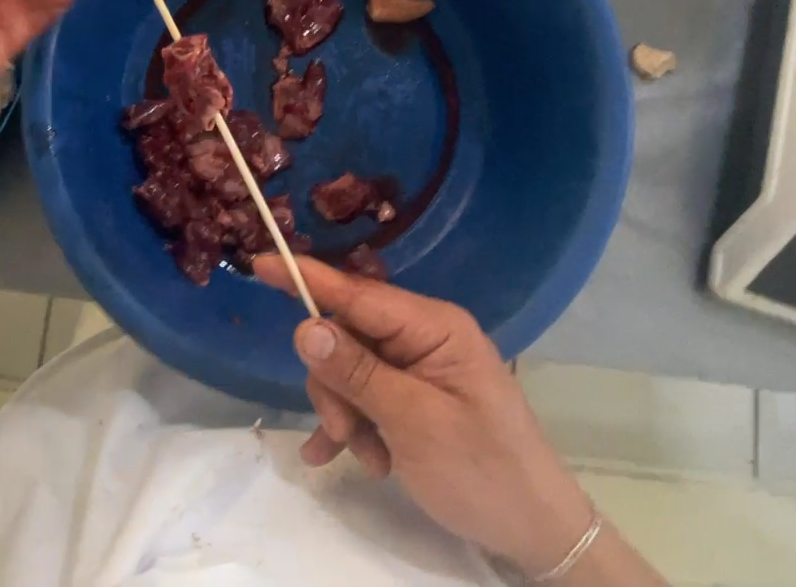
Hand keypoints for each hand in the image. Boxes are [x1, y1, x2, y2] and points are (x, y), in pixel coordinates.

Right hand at [253, 255, 595, 576]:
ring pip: (348, 370)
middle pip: (345, 337)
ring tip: (367, 456)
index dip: (305, 277)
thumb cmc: (483, 471)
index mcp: (432, 326)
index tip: (259, 263)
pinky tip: (347, 458)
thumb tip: (304, 326)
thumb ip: (357, 372)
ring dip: (344, 414)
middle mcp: (422, 337)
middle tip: (341, 430)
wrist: (537, 532)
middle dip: (333, 383)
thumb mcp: (414, 422)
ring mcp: (418, 367)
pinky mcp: (413, 396)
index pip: (356, 292)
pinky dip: (352, 426)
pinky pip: (363, 396)